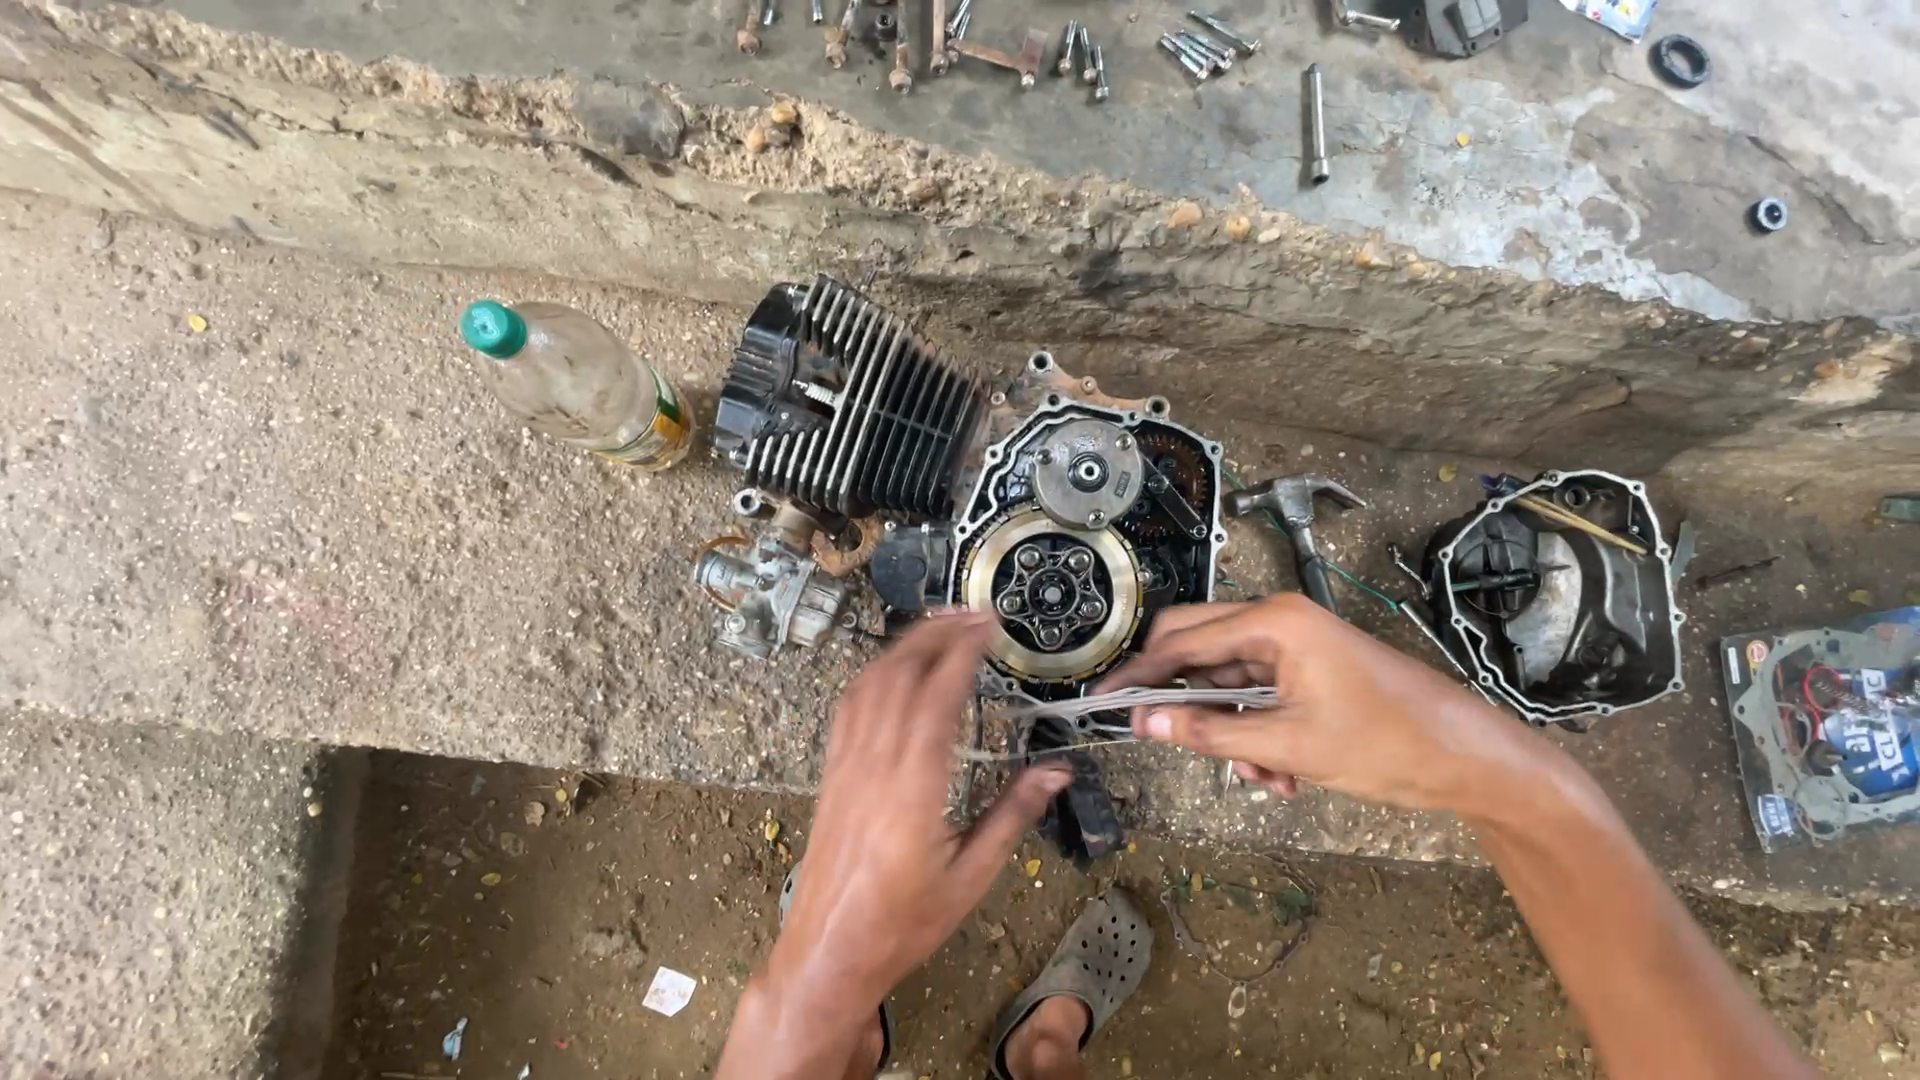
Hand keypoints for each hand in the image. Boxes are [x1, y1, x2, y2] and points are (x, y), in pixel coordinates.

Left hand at [769, 612, 1071, 1012]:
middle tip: (970, 613)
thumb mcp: (971, 877)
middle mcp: (875, 763)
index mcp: (915, 787)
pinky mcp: (833, 771)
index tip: (986, 625)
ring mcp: (847, 763)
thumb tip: (1055, 773)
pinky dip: (874, 672)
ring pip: (871, 683)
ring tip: (938, 625)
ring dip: (905, 645)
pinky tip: (891, 665)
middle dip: (936, 633)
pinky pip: (849, 706)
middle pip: (901, 675)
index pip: (939, 696)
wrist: (829, 951)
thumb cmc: (903, 922)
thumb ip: (1012, 816)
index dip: (963, 651)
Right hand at [1097, 594, 1550, 817]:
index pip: (1180, 641)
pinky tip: (1279, 772)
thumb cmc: (1386, 744)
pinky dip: (1253, 730)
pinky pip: (1254, 693)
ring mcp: (1291, 642)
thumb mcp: (1288, 744)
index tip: (1104, 702)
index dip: (1138, 674)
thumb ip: (1209, 732)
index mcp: (1272, 621)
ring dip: (1227, 727)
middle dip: (1182, 699)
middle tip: (1165, 736)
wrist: (1472, 760)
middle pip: (1195, 648)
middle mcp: (1276, 620)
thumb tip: (1144, 724)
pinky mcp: (1303, 666)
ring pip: (1225, 679)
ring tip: (1261, 775)